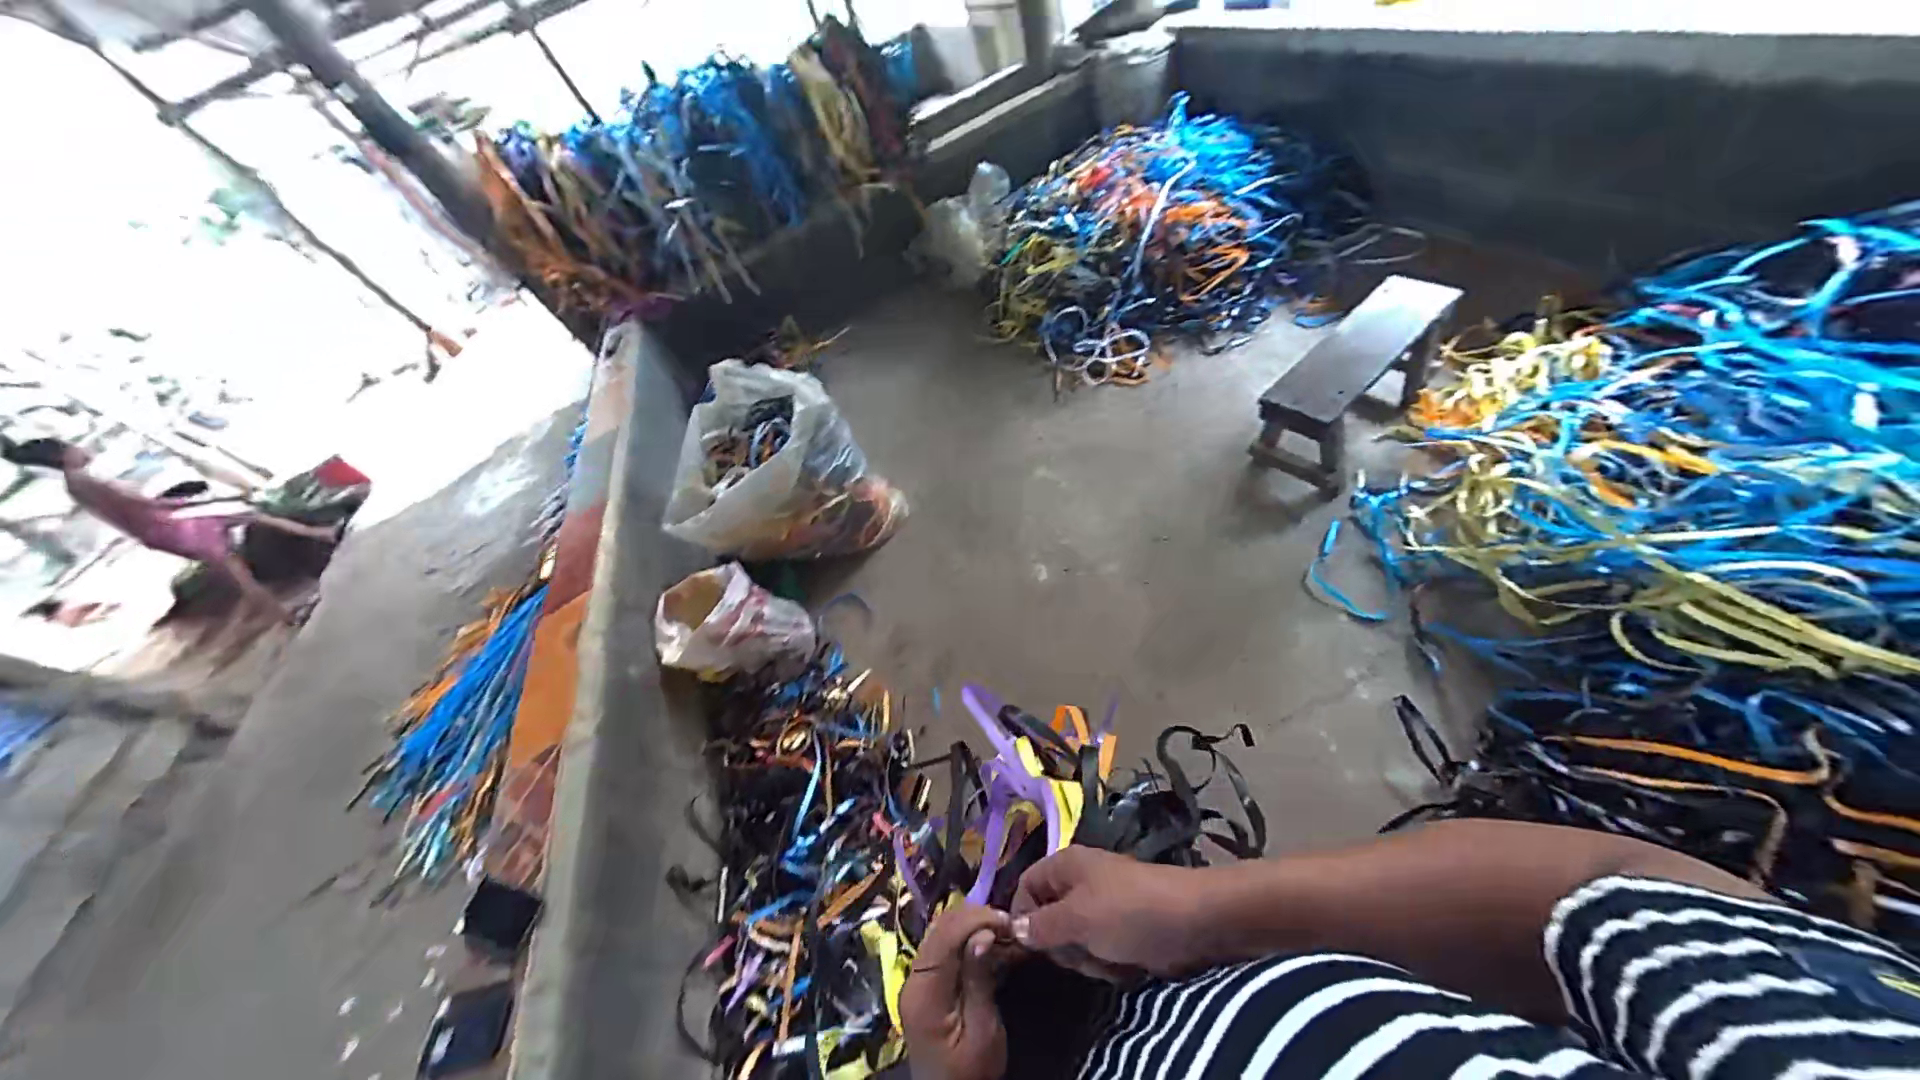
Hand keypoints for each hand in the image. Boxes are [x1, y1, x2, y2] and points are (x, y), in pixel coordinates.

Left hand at [900, 903, 1017, 1079]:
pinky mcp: (928, 982)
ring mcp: (918, 978)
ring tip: (1005, 932)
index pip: (944, 937)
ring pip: (942, 933)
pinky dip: (968, 938)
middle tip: (1010, 924)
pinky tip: (991, 943)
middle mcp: (914, 978)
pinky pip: (945, 948)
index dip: (975, 919)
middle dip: (976, 918)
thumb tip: (984, 934)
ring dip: (973, 925)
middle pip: (940, 929)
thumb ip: (979, 981)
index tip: (1008, 921)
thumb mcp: (982, 1034)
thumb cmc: (970, 1076)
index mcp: (923, 993)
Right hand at [1010, 847, 1211, 978]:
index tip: (1032, 945)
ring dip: (1089, 958)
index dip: (1022, 915)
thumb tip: (1011, 928)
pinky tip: (1126, 966)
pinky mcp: (1122, 930)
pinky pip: (1099, 951)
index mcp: (1065, 865)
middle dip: (1063, 944)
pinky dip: (1109, 963)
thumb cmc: (1129, 912)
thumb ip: (1041, 925)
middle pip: (1047, 919)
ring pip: (1074, 941)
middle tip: (1083, 951)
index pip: (1025, 887)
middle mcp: (1079, 882)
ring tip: (1110, 959)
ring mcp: (1102, 906)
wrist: (1195, 922)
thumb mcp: (1078, 918)